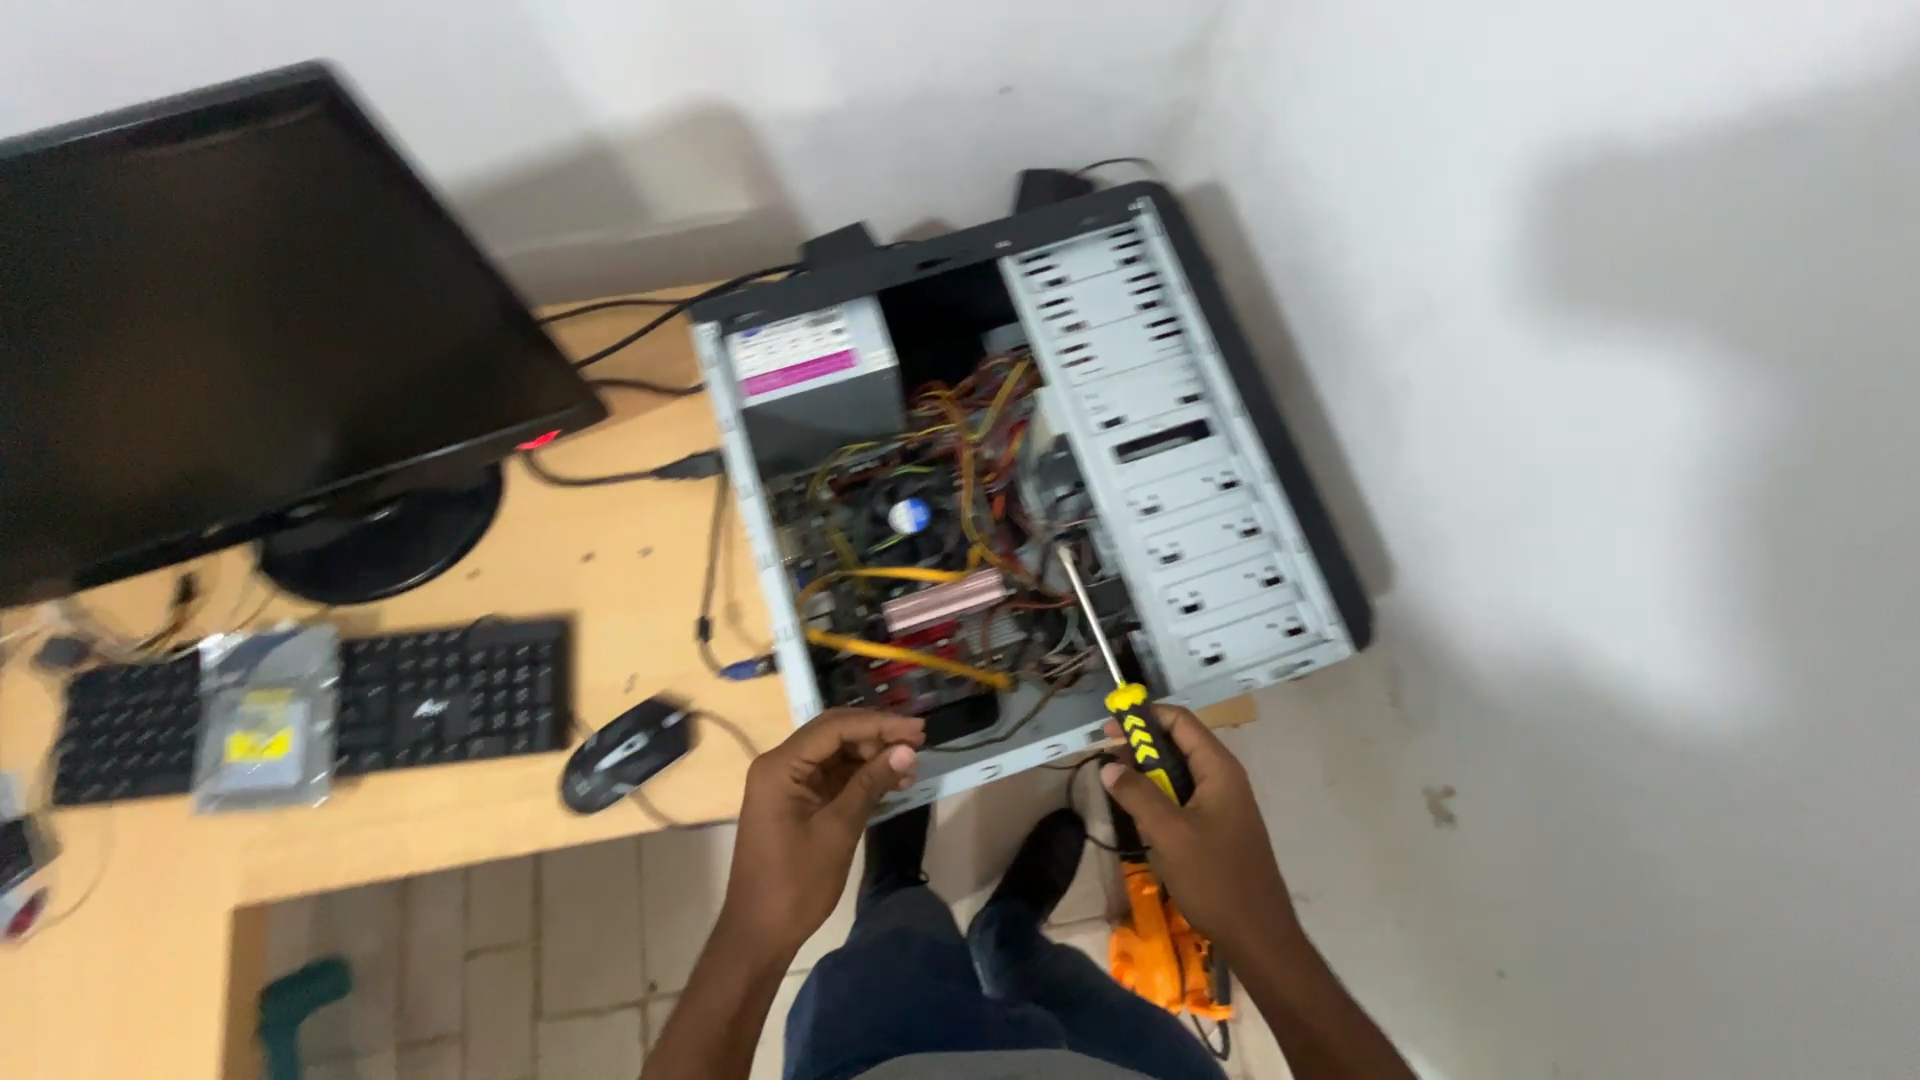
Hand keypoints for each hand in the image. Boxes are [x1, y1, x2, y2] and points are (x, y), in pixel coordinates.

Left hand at [721, 708, 924, 957]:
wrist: (759, 934)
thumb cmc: (795, 883)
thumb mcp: (838, 830)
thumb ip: (870, 784)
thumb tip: (906, 750)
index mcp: (780, 766)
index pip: (835, 727)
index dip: (880, 723)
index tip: (917, 729)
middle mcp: (780, 765)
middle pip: (835, 733)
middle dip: (878, 735)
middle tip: (918, 741)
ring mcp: (788, 783)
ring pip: (837, 754)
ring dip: (872, 756)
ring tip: (910, 767)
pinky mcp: (797, 801)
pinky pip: (833, 776)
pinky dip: (861, 777)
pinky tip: (891, 782)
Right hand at [1101, 705, 1294, 952]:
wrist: (1258, 936)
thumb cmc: (1215, 878)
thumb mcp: (1169, 833)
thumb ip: (1137, 794)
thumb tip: (1109, 766)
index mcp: (1219, 769)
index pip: (1180, 721)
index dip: (1144, 716)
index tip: (1110, 728)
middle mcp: (1224, 778)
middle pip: (1178, 744)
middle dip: (1141, 747)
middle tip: (1108, 759)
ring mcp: (1223, 803)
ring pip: (1179, 773)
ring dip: (1148, 776)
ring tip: (1120, 789)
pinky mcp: (1218, 826)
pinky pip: (1184, 798)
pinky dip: (1161, 799)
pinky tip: (1143, 819)